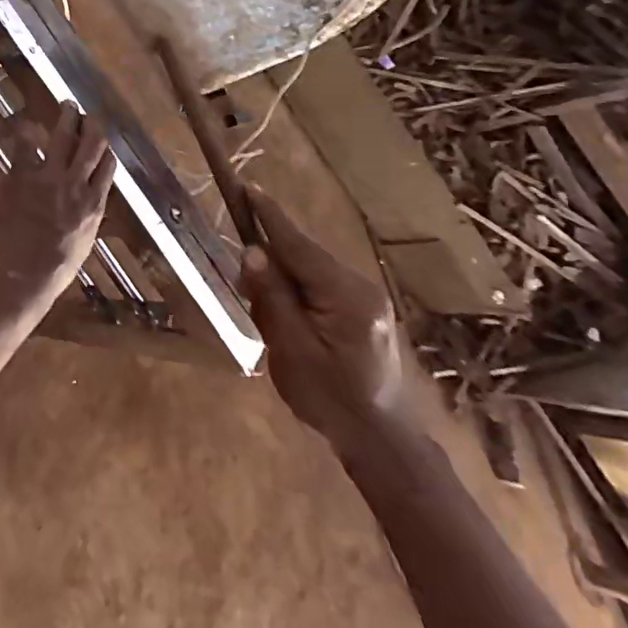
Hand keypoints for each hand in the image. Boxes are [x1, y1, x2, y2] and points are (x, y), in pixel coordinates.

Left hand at [0, 105, 118, 304]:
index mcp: (94, 205)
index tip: (104, 142)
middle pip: (91, 145)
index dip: (106, 151)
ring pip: (64, 137)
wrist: (17, 278)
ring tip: (67, 106)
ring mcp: (48, 177)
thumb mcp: (82, 244)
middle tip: (90, 115)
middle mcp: (76, 186)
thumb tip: (87, 204)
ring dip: (67, 118)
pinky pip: (26, 145)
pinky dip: (26, 132)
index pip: (108, 167)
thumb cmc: (52, 271)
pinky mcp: (21, 176)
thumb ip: (87, 217)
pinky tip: (26, 123)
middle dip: (93, 126)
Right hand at [242, 185, 405, 448]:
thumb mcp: (292, 352)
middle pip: (304, 257)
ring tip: (271, 321)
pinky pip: (322, 286)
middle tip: (246, 289)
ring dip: (284, 283)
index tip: (248, 187)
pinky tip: (291, 321)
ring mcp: (367, 297)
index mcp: (345, 296)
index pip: (298, 245)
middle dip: (271, 263)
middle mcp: (361, 286)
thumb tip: (253, 251)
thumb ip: (273, 298)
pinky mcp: (366, 309)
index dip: (270, 216)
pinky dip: (299, 294)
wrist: (382, 440)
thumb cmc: (331, 401)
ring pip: (312, 272)